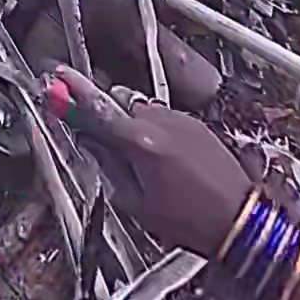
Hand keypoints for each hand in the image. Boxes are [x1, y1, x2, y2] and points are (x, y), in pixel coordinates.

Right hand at [54, 67, 251, 257]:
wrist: (244, 223)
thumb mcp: (137, 203)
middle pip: (115, 100)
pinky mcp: (193, 122)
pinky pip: (162, 115)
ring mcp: (177, 118)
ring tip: (142, 151)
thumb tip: (89, 144)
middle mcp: (157, 122)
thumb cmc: (194, 222)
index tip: (56, 77)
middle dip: (105, 111)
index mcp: (138, 142)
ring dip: (131, 120)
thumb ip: (108, 166)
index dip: (70, 92)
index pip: (93, 109)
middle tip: (105, 132)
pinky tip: (164, 154)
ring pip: (139, 106)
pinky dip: (155, 127)